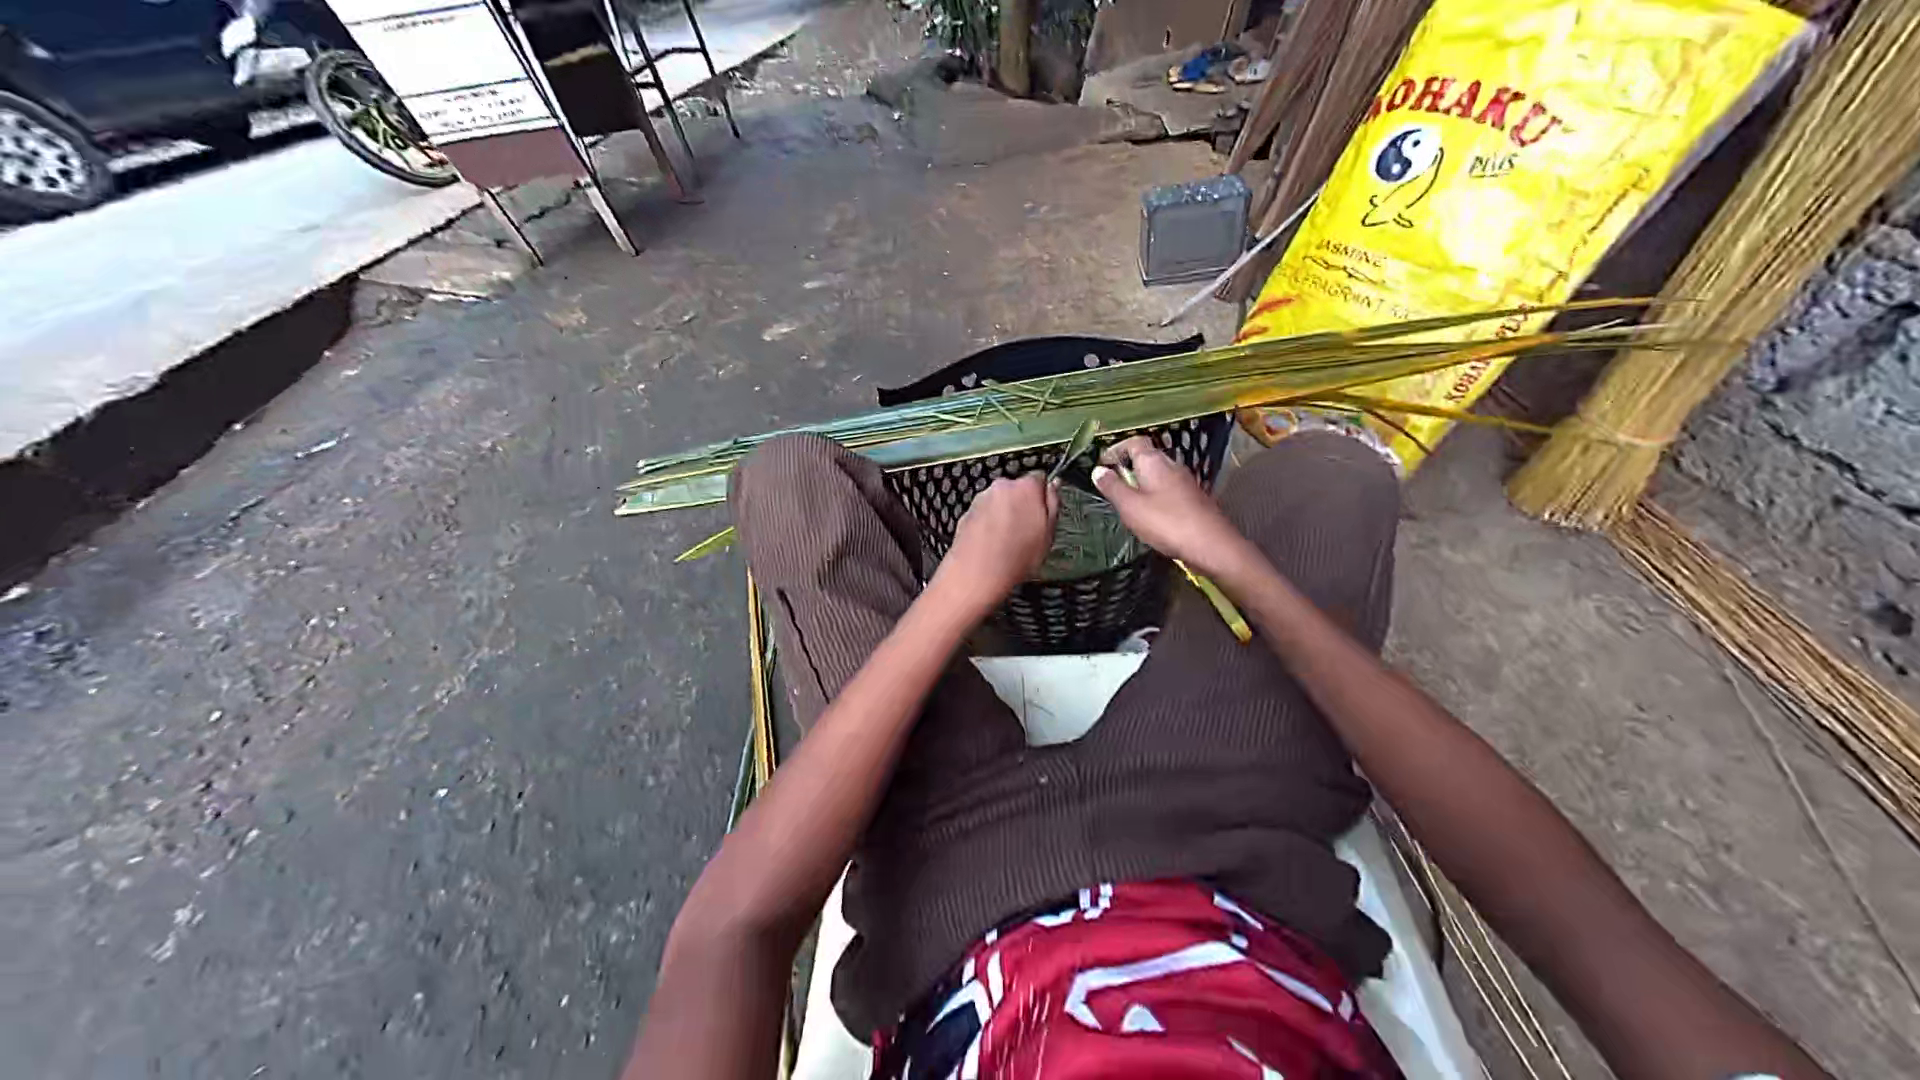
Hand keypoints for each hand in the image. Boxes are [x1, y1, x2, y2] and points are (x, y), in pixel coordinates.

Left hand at [932, 473, 1060, 614]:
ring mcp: (981, 499)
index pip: (1040, 479)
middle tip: (1028, 532)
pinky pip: (984, 515)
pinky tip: (993, 545)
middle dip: (1023, 506)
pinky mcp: (966, 513)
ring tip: (1008, 543)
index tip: (1044, 513)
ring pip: (999, 502)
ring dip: (1005, 516)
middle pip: (1018, 490)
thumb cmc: (1015, 557)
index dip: (1043, 497)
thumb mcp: (1048, 533)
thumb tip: (1054, 487)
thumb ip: (1053, 504)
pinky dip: (989, 525)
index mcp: (1026, 487)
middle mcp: (1001, 487)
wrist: (976, 574)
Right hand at [1092, 436, 1249, 575]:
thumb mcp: (1130, 506)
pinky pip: (1168, 489)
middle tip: (1112, 486)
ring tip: (1128, 502)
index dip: (1115, 450)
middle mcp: (1172, 465)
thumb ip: (1112, 487)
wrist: (1211, 544)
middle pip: (1146, 457)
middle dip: (1127, 468)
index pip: (1134, 442)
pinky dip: (1155, 495)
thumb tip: (1098, 470)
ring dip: (1141, 483)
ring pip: (1158, 475)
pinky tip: (1151, 515)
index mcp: (1154, 462)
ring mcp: (1185, 482)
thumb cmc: (1166, 522)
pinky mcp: (1193, 498)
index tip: (1102, 465)